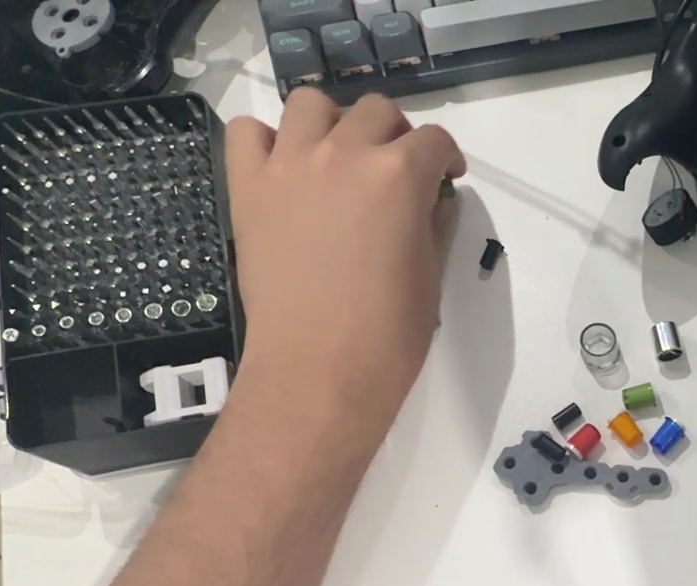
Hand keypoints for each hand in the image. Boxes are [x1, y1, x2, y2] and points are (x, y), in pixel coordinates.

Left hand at [224, 89, 465, 434]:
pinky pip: (250, 132)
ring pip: (312, 104)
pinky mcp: (249, 187)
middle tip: (401, 172)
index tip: (447, 181)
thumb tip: (436, 203)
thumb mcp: (431, 280)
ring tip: (343, 161)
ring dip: (336, 124)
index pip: (434, 142)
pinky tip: (290, 172)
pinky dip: (271, 140)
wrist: (320, 371)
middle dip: (398, 135)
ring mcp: (289, 165)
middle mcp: (344, 155)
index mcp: (399, 179)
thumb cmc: (389, 337)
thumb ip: (436, 228)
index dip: (447, 159)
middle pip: (376, 111)